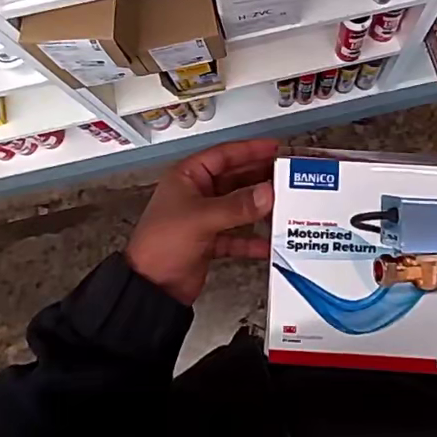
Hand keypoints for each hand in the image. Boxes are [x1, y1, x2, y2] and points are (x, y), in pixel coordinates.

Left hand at [125, 139, 276, 304]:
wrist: (151, 289)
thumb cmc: (159, 244)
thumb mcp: (201, 218)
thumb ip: (237, 206)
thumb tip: (267, 193)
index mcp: (188, 177)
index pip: (224, 154)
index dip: (250, 149)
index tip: (274, 148)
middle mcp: (197, 194)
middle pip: (235, 178)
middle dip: (260, 177)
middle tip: (285, 175)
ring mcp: (204, 217)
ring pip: (239, 205)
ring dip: (260, 206)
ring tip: (284, 203)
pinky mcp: (210, 241)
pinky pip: (238, 235)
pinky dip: (253, 238)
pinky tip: (269, 241)